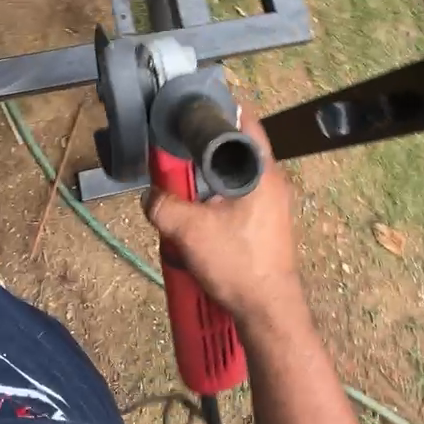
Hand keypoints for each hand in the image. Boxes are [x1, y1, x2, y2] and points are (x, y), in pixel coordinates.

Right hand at [144, 110, 304, 328]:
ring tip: (184, 190)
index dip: (220, 109)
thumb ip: (163, 205)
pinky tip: (199, 218)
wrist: (268, 314)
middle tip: (179, 155)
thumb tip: (149, 195)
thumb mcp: (190, 231)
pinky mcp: (267, 224)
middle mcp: (273, 181)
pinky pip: (238, 198)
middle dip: (205, 152)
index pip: (245, 121)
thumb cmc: (238, 264)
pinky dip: (216, 200)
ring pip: (234, 176)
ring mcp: (273, 204)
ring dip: (208, 181)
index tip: (194, 108)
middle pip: (235, 149)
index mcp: (262, 171)